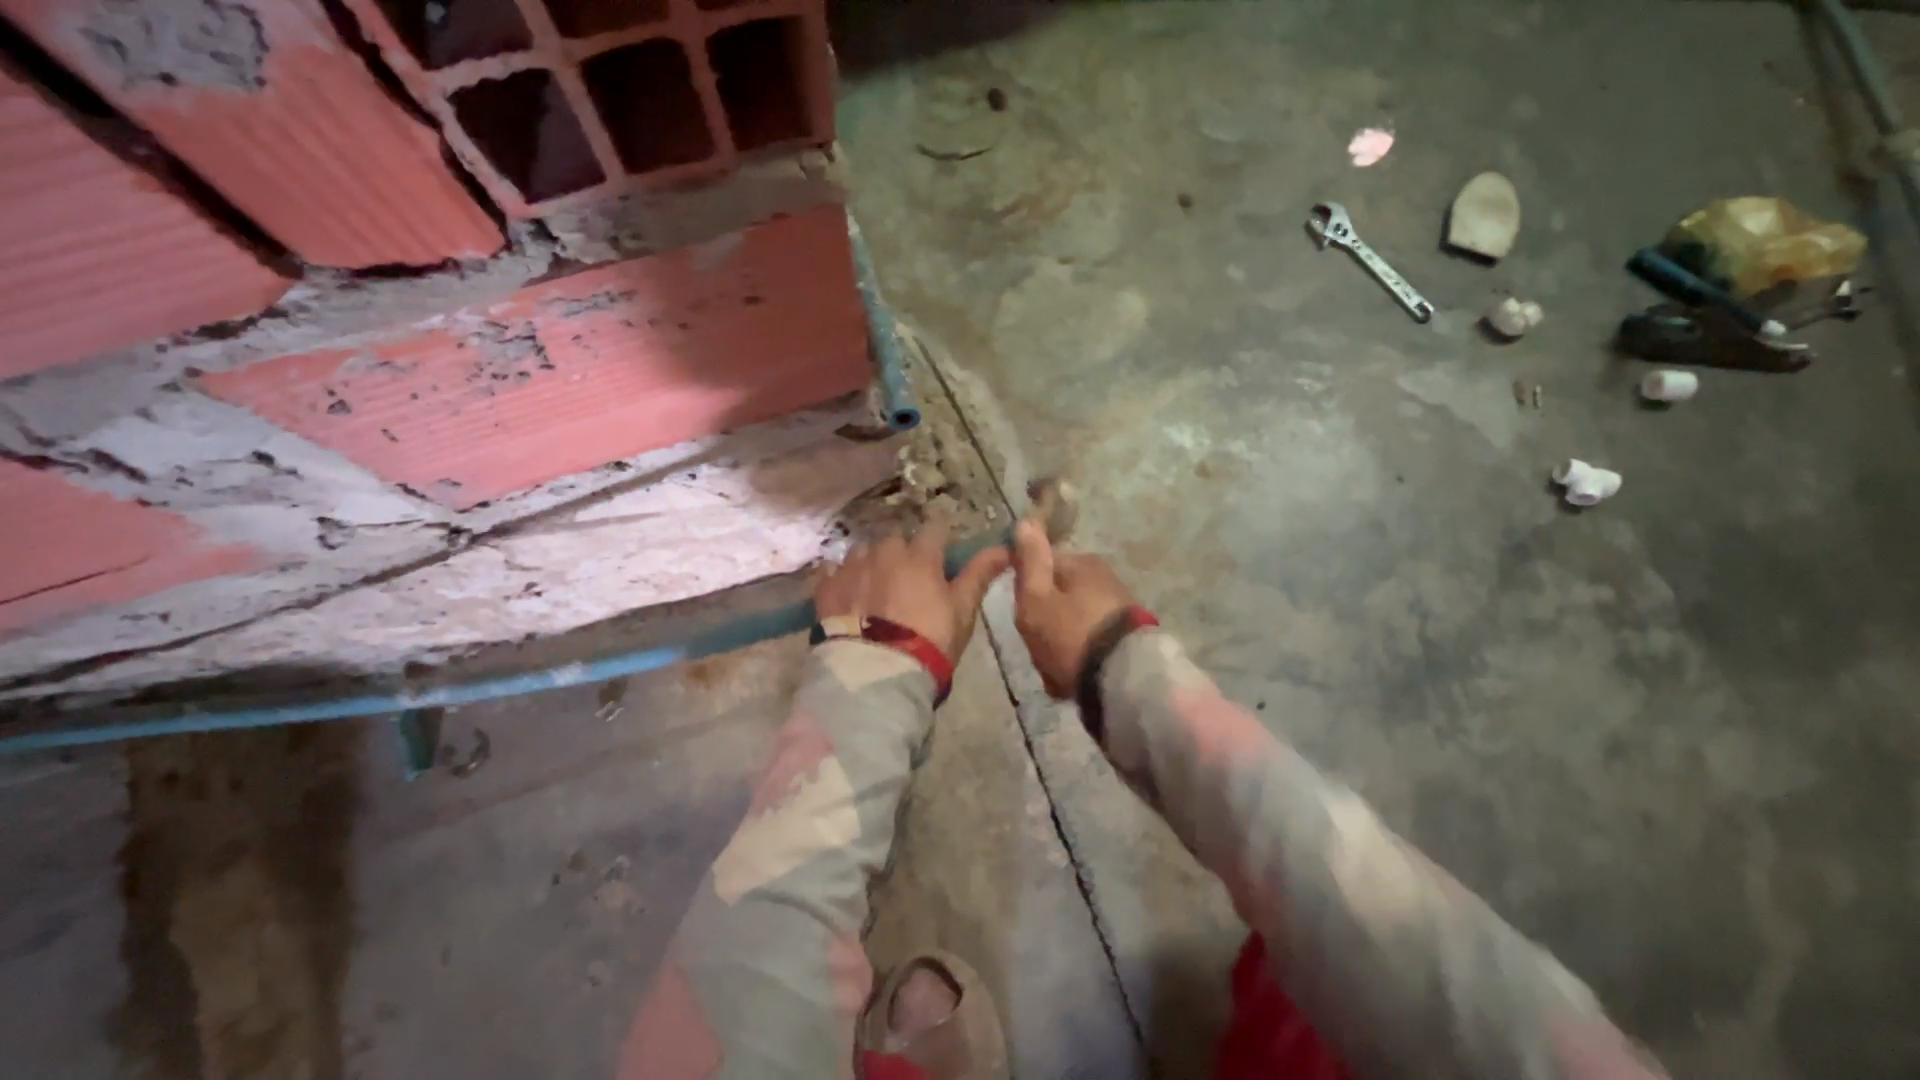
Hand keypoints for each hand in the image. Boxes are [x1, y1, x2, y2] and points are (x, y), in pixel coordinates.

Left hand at [815, 517, 1010, 660]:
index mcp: (920, 556)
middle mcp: (884, 553)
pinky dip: (841, 578)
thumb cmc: (929, 641)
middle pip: (895, 541)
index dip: (940, 541)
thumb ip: (979, 575)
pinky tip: (847, 594)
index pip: (934, 529)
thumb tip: (1004, 548)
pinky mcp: (826, 588)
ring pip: (863, 553)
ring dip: (871, 564)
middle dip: (903, 554)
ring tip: (875, 590)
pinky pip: (832, 571)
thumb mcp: (962, 610)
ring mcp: (851, 568)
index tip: (942, 555)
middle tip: (908, 581)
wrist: (876, 673)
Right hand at [1010, 520, 1136, 697]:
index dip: (1026, 591)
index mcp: (1082, 562)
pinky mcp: (1128, 634)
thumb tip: (1026, 520)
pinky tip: (1075, 675)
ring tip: (1056, 670)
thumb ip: (1030, 561)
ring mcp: (1119, 606)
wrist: (1122, 678)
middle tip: (1039, 647)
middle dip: (1045, 621)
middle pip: (1058, 596)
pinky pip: (1090, 641)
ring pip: (1073, 622)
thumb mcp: (1037, 598)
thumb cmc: (1070, 634)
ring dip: (1060, 644)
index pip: (1042, 566)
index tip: (1024, 617)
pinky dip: (1079, 656)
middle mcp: (1104, 577)